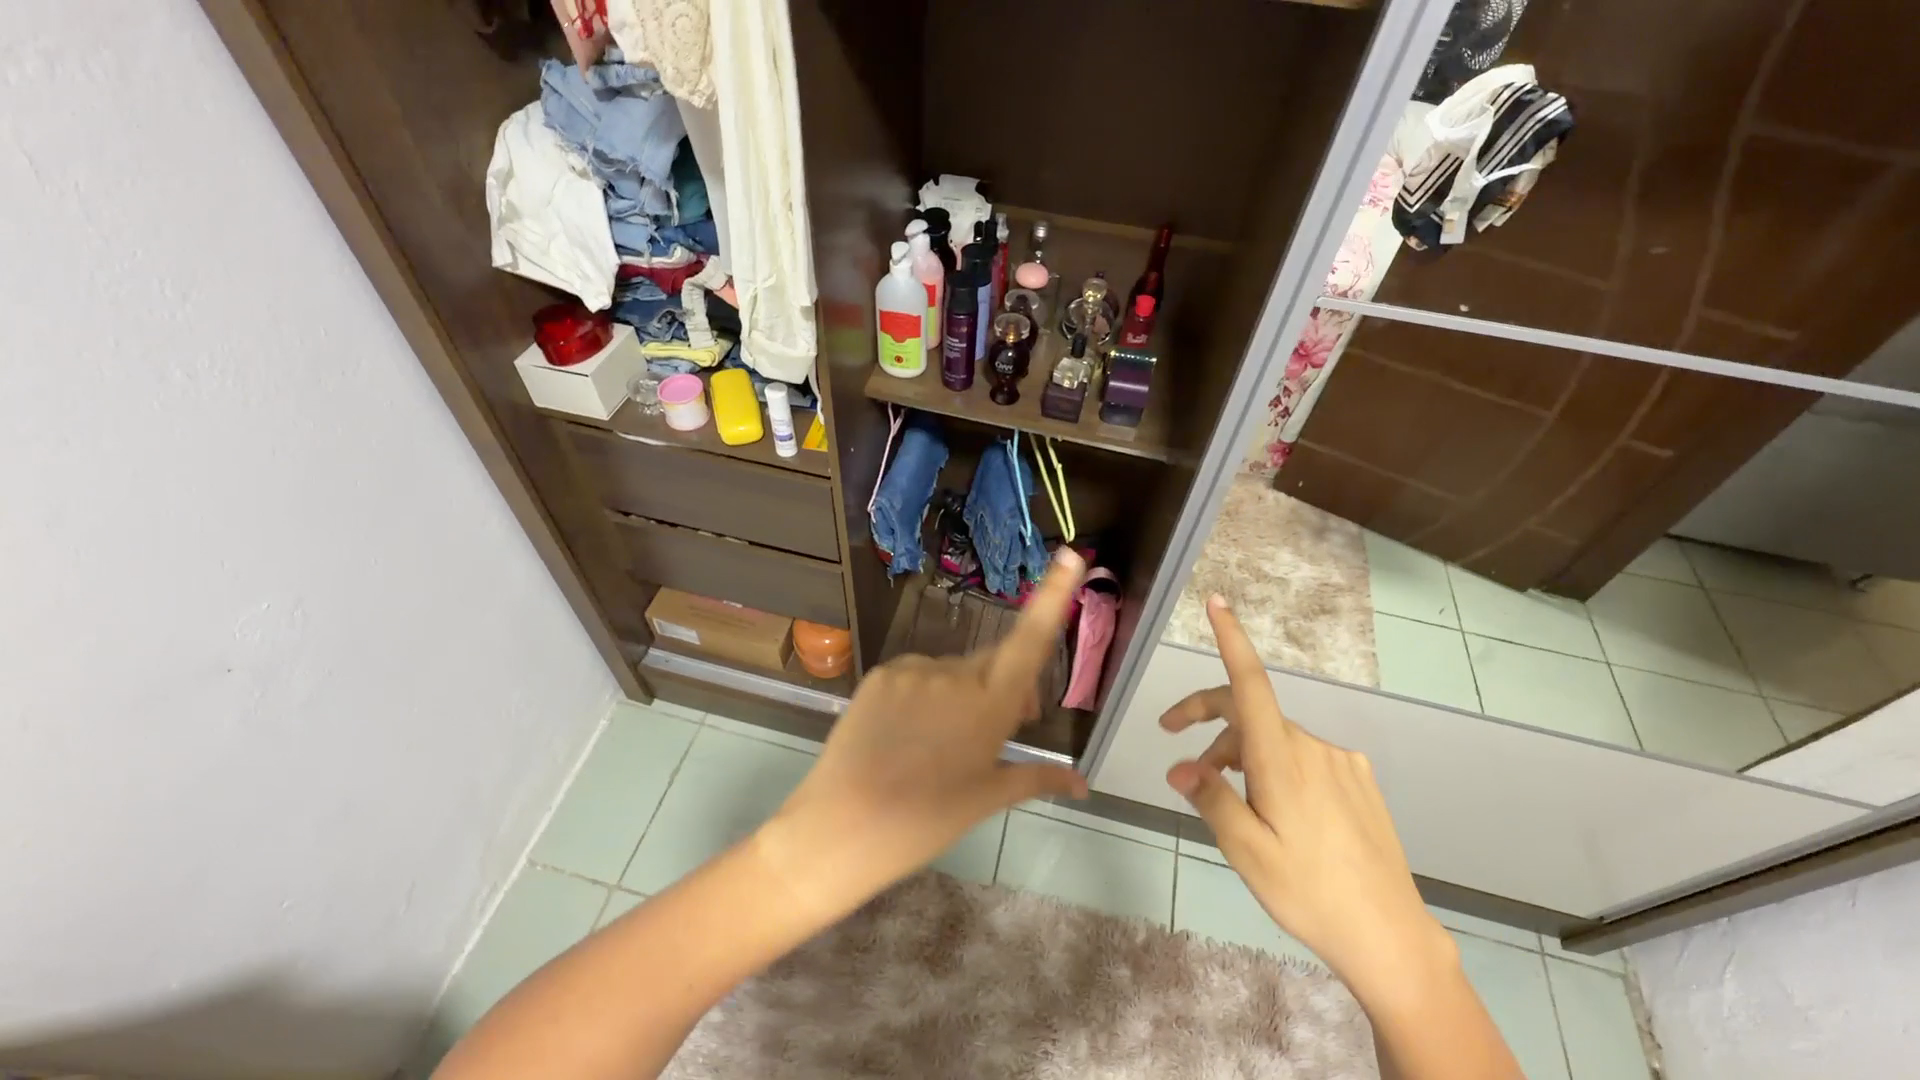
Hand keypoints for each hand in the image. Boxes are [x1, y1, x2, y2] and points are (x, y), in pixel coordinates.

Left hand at [757, 550, 1089, 918]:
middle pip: (992, 664)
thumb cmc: (927, 820)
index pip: (1030, 640)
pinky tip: (908, 734)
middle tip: (998, 734)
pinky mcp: (879, 675)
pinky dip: (923, 695)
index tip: (1069, 555)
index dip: (1052, 596)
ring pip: (951, 673)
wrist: (843, 826)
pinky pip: (915, 675)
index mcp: (991, 703)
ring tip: (941, 745)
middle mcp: (954, 674)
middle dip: (1002, 688)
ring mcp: (912, 670)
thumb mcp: (987, 799)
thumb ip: (1037, 778)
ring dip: (959, 695)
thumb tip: (1083, 783)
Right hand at [1161, 596, 1450, 1000]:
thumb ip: (1210, 798)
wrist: (1388, 932)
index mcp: (1280, 760)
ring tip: (1227, 799)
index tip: (1216, 604)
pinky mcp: (1360, 780)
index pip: (1250, 685)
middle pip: (1252, 713)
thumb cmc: (1307, 891)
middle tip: (1173, 741)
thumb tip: (1181, 765)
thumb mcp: (1245, 850)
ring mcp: (1341, 762)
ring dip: (1242, 753)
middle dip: (1209, 721)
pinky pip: (1304, 758)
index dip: (1232, 640)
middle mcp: (1312, 748)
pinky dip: (1275, 767)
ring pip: (1276, 740)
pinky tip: (1276, 811)